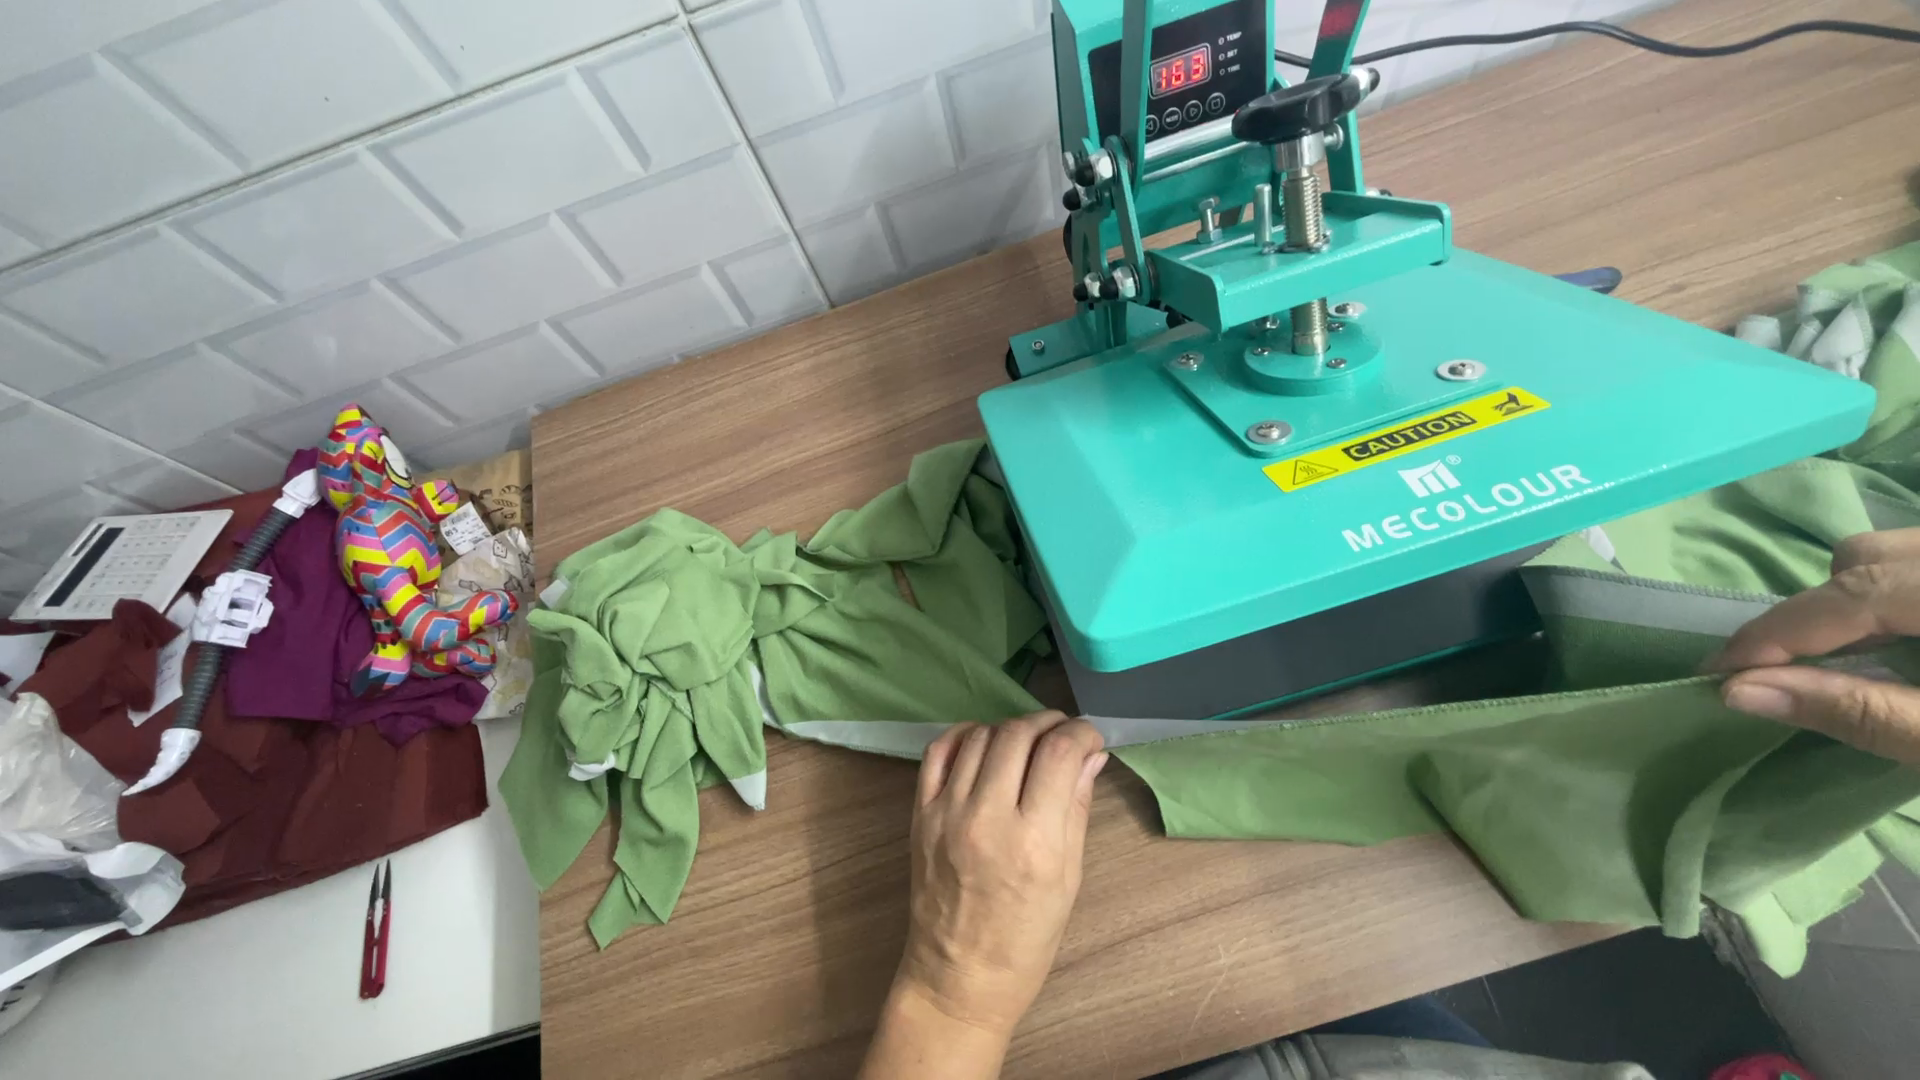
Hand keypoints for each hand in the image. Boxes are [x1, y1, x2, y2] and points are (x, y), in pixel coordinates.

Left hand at [858, 712, 1107, 1079]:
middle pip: (1018, 735)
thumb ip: (1077, 807)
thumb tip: (1092, 755)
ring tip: (1027, 742)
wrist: (958, 975)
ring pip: (980, 735)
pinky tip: (984, 742)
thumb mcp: (1069, 879)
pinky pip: (938, 750)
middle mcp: (986, 817)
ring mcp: (946, 812)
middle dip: (1048, 723)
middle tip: (1062, 734)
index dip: (1081, 732)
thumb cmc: (1026, 938)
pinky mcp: (920, 812)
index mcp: (1033, 841)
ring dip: (1010, 728)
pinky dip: (965, 734)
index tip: (1090, 738)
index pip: (1059, 753)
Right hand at [1706, 528, 1919, 764]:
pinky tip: (1910, 644)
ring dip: (1861, 602)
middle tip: (1807, 670)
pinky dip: (1898, 600)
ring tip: (1870, 657)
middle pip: (1867, 560)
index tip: (1717, 674)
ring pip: (1895, 554)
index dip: (1774, 636)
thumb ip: (1862, 712)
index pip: (1849, 597)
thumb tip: (1737, 691)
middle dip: (1822, 611)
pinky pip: (1918, 567)